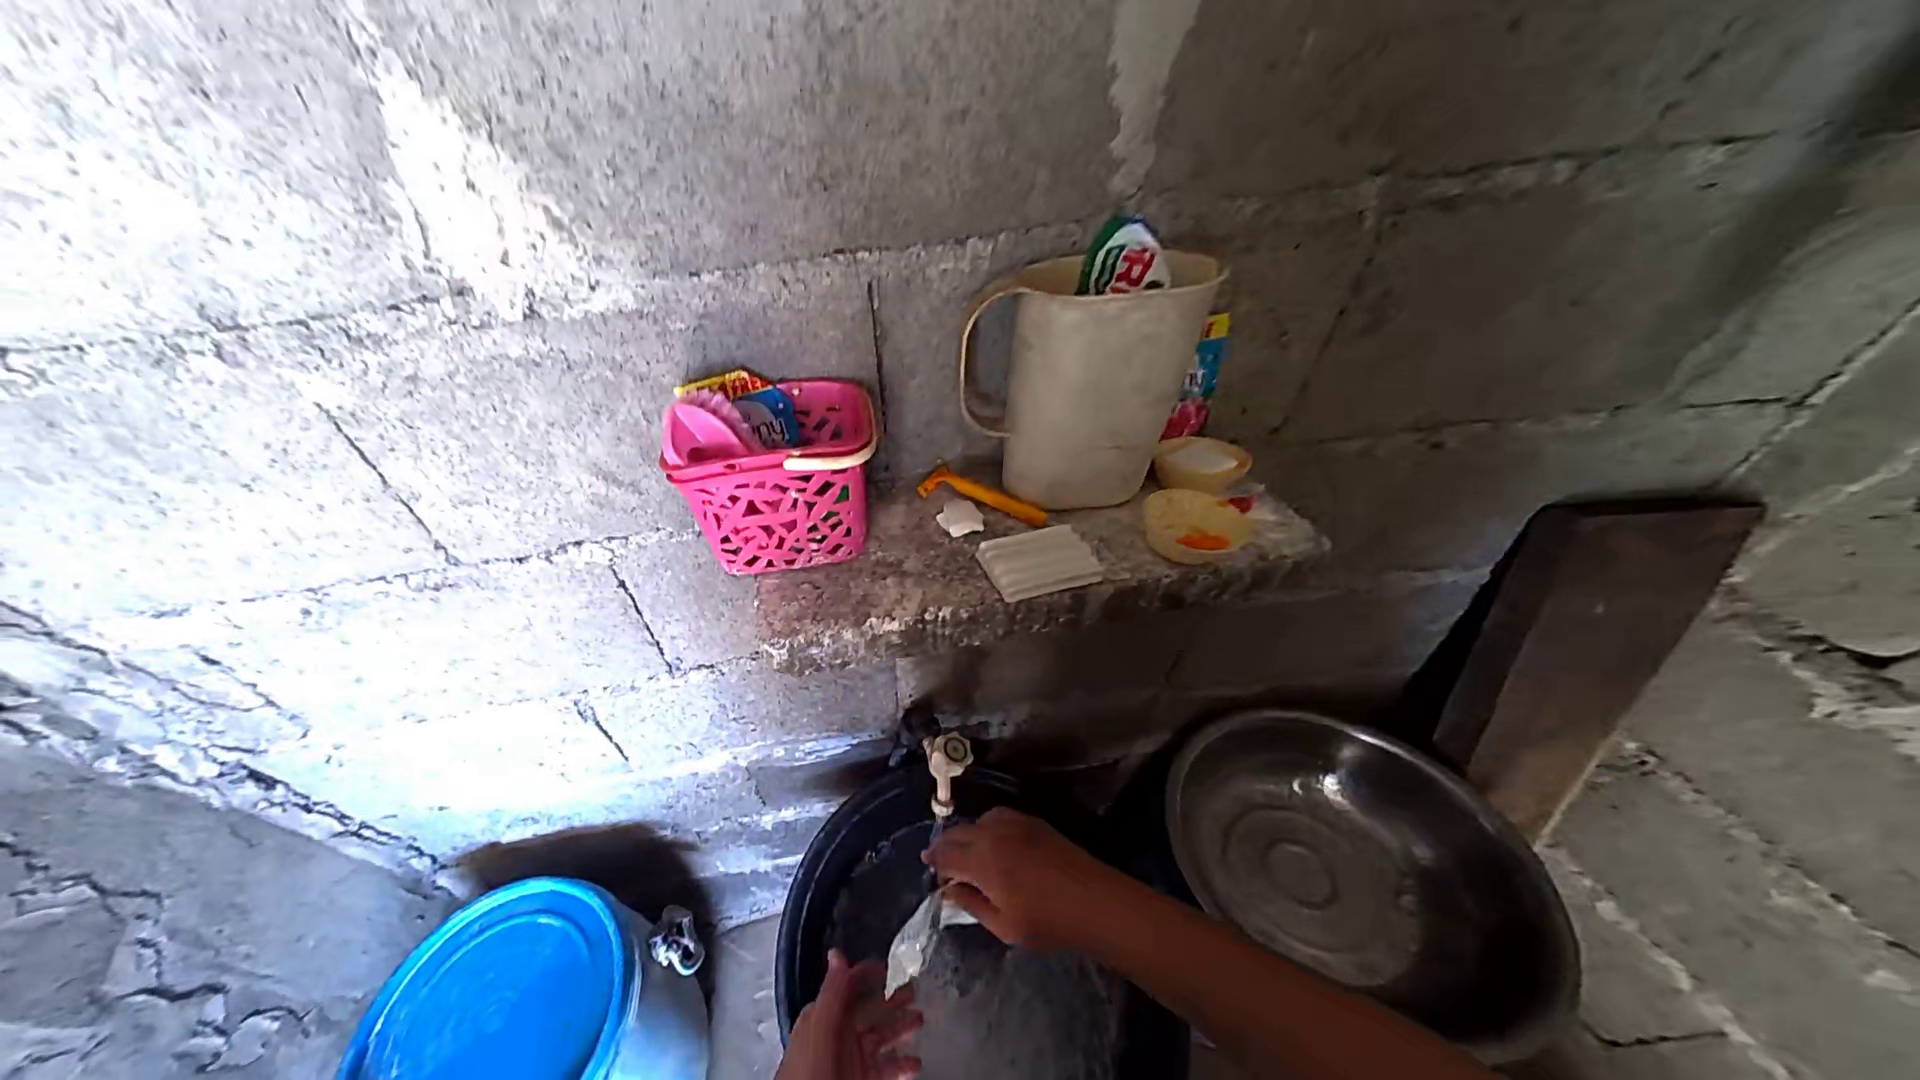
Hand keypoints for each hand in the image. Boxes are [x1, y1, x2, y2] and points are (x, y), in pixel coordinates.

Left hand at [775, 949, 921, 1079]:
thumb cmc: (812, 1072)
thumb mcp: (822, 1031)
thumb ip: (832, 993)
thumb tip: (836, 952)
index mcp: (824, 1018)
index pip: (849, 987)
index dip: (870, 974)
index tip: (894, 965)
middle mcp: (837, 1036)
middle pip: (869, 1010)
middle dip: (892, 1000)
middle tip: (915, 990)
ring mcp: (849, 1061)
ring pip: (880, 1038)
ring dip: (900, 1028)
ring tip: (920, 1020)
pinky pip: (884, 1069)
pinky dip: (900, 1065)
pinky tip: (915, 1062)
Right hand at [921, 807, 1124, 949]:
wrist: (1094, 900)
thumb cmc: (1048, 921)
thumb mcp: (1004, 926)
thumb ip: (972, 904)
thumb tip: (948, 890)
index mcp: (984, 861)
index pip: (947, 853)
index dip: (934, 860)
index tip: (927, 866)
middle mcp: (995, 834)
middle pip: (959, 832)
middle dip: (945, 844)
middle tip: (939, 860)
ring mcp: (1015, 823)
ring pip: (978, 821)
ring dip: (965, 833)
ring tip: (964, 851)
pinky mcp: (1032, 821)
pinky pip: (997, 815)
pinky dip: (985, 825)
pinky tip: (991, 840)